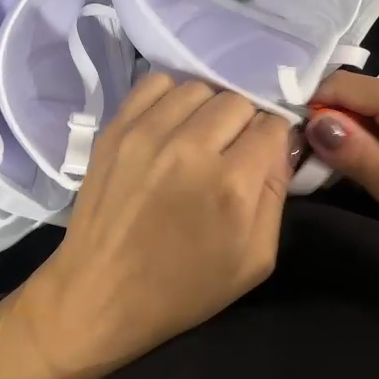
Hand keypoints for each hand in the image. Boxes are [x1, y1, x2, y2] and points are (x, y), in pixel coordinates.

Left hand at [0, 74, 294, 378]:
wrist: (98, 295)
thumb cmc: (183, 288)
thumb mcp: (255, 260)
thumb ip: (276, 194)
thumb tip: (280, 144)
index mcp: (231, 186)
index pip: (272, 126)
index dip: (273, 141)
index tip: (262, 158)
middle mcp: (191, 148)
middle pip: (238, 101)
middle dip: (243, 125)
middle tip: (229, 154)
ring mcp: (148, 133)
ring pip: (200, 88)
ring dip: (207, 110)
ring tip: (198, 139)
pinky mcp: (116, 128)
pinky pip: (157, 83)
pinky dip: (171, 98)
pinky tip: (170, 126)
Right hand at [305, 72, 378, 264]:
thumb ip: (359, 156)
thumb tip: (312, 122)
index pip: (340, 87)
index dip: (313, 114)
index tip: (299, 152)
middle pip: (352, 94)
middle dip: (332, 128)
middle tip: (322, 173)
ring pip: (364, 105)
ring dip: (350, 136)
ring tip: (347, 175)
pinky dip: (369, 138)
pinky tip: (373, 168)